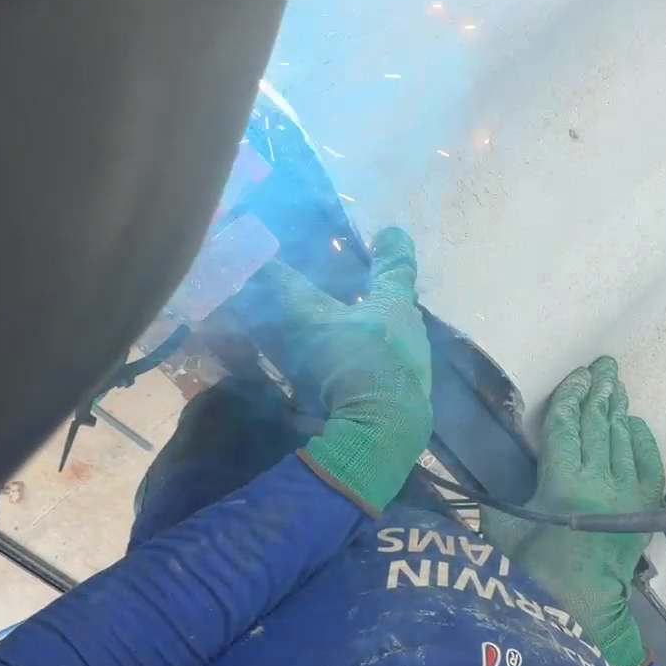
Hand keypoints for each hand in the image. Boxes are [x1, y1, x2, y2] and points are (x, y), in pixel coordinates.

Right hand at [247, 227, 431, 512]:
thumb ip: (281, 288)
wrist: (381, 432)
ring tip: (337, 343)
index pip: (397, 265)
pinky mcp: (404, 406)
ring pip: (387, 347)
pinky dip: (358, 375)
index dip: (392, 246)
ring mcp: (411, 373)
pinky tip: (336, 386)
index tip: (389, 232)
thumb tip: (253, 255)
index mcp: (396, 305)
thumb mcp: (309, 320)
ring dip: (364, 342)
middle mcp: (412, 335)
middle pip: (394, 310)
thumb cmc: (351, 361)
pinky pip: (379, 379)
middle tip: (352, 296)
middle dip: (373, 302)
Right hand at [484, 356, 663, 665]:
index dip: (570, 396)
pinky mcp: (644, 509)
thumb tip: (486, 471)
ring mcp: (627, 494)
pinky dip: (641, 440)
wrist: (580, 610)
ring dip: (618, 409)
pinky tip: (634, 423)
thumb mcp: (500, 530)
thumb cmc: (532, 573)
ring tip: (615, 384)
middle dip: (600, 390)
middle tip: (603, 364)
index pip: (565, 425)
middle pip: (599, 424)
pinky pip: (647, 464)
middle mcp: (599, 482)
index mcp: (561, 483)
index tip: (576, 374)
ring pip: (622, 440)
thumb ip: (498, 494)